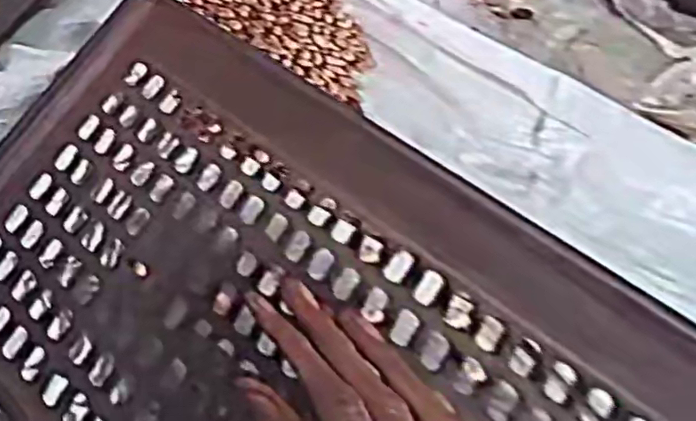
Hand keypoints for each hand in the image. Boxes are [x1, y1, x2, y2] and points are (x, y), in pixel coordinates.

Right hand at [241, 280, 457, 420]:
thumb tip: (250, 385)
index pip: (322, 383)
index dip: (287, 339)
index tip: (258, 302)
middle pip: (362, 376)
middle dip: (323, 328)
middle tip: (294, 287)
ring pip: (408, 389)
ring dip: (372, 347)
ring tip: (347, 312)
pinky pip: (445, 410)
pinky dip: (418, 380)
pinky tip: (405, 364)